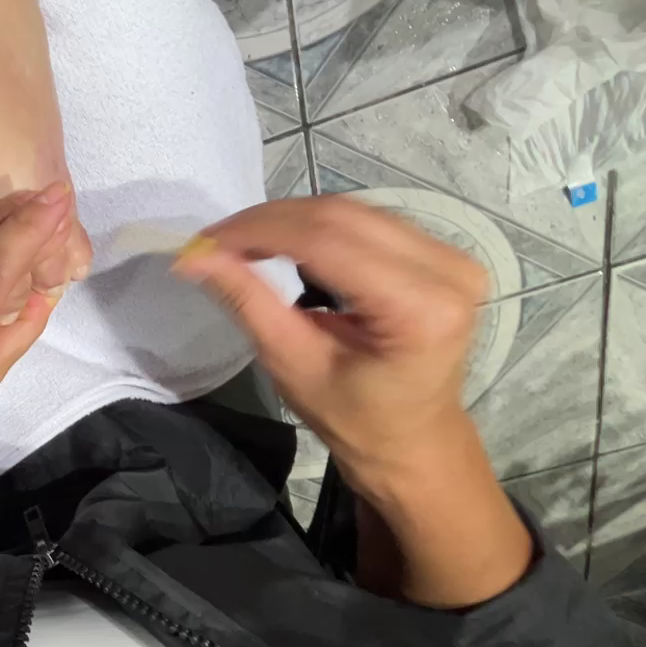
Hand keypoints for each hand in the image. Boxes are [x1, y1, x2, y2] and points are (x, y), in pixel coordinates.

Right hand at [170, 196, 487, 496]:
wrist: (410, 436)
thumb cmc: (351, 414)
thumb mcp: (290, 361)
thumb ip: (247, 300)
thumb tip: (196, 257)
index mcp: (419, 307)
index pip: (326, 242)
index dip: (257, 233)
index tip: (202, 243)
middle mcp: (446, 269)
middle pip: (338, 216)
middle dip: (265, 222)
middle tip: (212, 242)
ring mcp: (449, 256)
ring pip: (348, 210)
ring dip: (284, 219)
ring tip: (237, 243)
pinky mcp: (438, 252)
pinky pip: (363, 219)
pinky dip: (310, 224)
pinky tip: (276, 242)